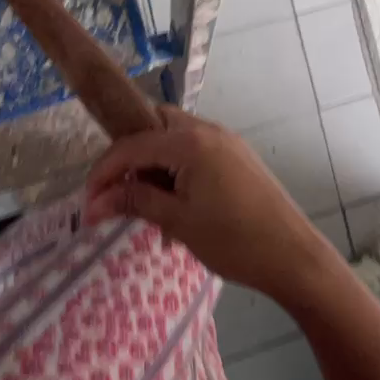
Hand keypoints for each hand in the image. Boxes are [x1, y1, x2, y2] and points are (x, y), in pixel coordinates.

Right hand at [84, 105, 343, 303]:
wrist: (292, 254)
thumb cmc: (233, 240)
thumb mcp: (177, 221)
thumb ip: (135, 202)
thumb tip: (94, 203)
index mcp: (190, 141)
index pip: (132, 144)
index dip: (104, 171)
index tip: (87, 203)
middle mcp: (207, 128)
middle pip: (153, 125)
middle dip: (129, 156)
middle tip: (116, 193)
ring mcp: (225, 139)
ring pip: (174, 136)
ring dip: (153, 163)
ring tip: (145, 203)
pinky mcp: (236, 154)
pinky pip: (194, 149)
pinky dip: (175, 167)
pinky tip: (173, 202)